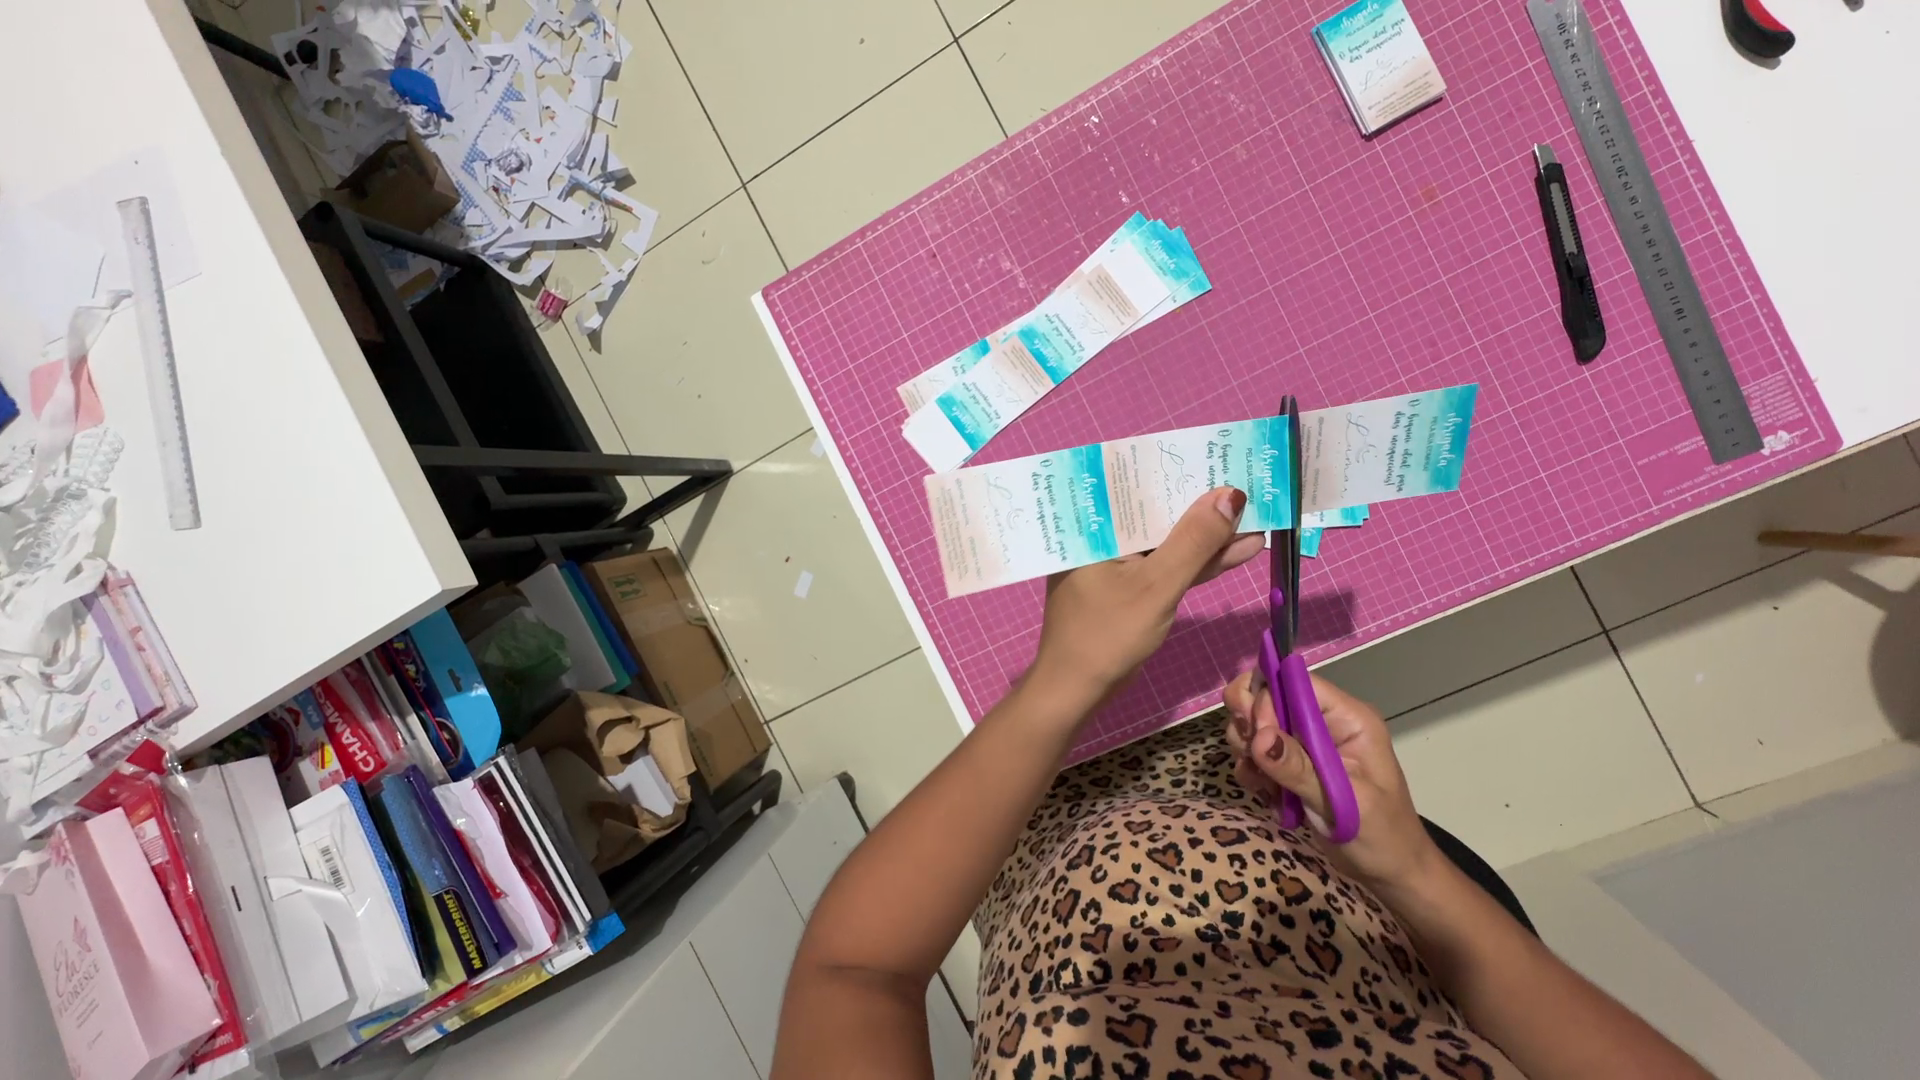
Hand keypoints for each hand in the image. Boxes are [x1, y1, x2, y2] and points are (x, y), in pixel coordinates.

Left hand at [1027, 487, 1265, 712]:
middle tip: (1248, 478)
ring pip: (1167, 539)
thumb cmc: (1107, 634)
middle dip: (1200, 500)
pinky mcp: (1130, 587)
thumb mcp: (1157, 585)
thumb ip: (1193, 541)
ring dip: (1209, 533)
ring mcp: (1116, 564)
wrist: (1079, 691)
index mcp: (1092, 527)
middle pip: (1156, 510)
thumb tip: (1230, 494)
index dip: (1178, 469)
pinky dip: (1199, 561)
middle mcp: (1101, 537)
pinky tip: (1241, 548)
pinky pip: (1167, 565)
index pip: (1135, 485)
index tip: (1218, 454)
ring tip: (1259, 512)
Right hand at [1223, 671, 1441, 891]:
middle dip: (1250, 723)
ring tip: (1264, 784)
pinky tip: (1267, 796)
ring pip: (1254, 723)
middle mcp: (1322, 722)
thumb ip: (1299, 769)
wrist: (1390, 873)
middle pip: (1265, 695)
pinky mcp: (1290, 763)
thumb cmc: (1382, 836)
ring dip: (1247, 751)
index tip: (1256, 734)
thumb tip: (1259, 738)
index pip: (1294, 682)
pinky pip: (1254, 752)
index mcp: (1346, 718)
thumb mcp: (1343, 802)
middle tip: (1252, 757)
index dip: (1267, 699)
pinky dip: (1251, 771)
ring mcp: (1304, 742)